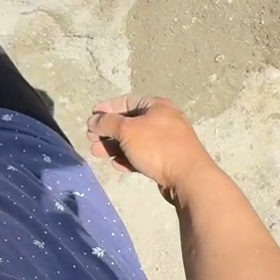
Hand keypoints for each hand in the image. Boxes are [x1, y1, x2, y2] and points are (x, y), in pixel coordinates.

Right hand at [86, 97, 218, 201]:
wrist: (189, 178)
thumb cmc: (157, 147)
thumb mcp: (127, 130)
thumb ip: (107, 123)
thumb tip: (94, 121)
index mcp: (156, 106)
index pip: (125, 102)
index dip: (106, 109)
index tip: (91, 118)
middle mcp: (163, 120)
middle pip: (128, 123)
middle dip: (107, 131)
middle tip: (90, 139)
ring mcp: (166, 141)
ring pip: (134, 141)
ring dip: (114, 146)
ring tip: (97, 154)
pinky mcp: (167, 160)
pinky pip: (143, 156)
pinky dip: (128, 158)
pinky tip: (117, 165)